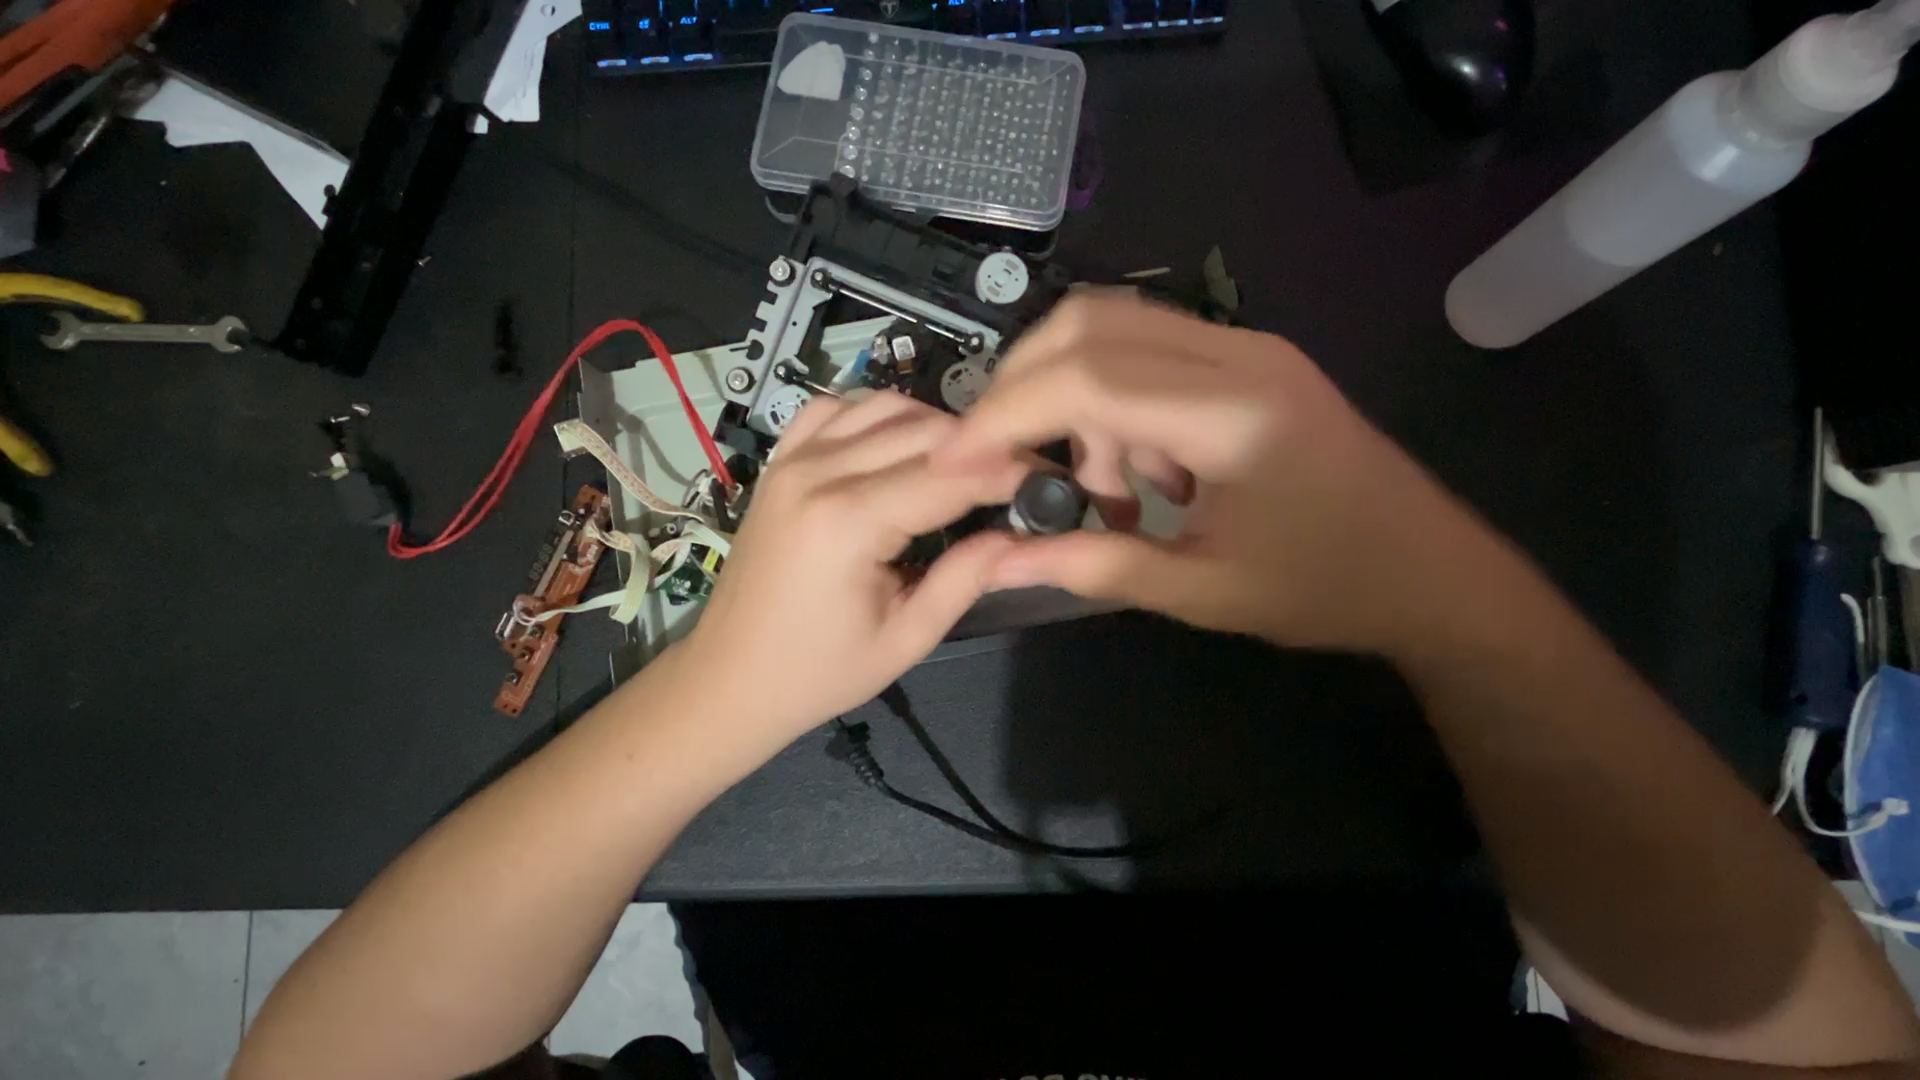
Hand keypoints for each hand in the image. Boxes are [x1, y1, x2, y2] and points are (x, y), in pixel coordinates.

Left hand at [673, 392, 1029, 748]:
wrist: (728, 679)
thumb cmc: (819, 672)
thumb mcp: (905, 639)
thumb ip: (965, 579)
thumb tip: (1021, 535)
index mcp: (849, 521)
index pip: (951, 474)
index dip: (1007, 472)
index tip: (1047, 481)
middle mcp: (818, 472)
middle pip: (923, 430)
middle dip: (979, 447)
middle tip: (1014, 477)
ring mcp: (792, 460)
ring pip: (882, 405)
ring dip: (933, 426)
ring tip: (963, 465)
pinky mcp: (779, 462)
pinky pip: (833, 409)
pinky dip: (874, 414)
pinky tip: (894, 445)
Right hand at [938, 291, 1498, 657]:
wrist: (1434, 574)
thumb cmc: (1327, 590)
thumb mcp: (1203, 591)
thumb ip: (1095, 565)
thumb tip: (998, 561)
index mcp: (1233, 412)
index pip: (1087, 378)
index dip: (1004, 413)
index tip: (951, 458)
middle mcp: (1239, 355)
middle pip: (1090, 326)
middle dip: (1024, 388)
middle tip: (1003, 460)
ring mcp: (1249, 348)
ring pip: (1116, 329)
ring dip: (1076, 399)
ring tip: (1106, 493)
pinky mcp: (1250, 361)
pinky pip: (1152, 352)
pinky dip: (1116, 402)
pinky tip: (1148, 477)